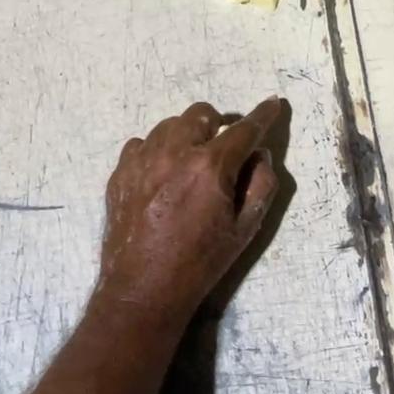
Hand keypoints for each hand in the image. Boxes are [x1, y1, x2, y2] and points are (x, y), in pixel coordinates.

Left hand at [98, 97, 288, 322]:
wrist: (144, 290)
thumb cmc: (202, 262)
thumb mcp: (246, 229)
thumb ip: (261, 184)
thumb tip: (260, 154)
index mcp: (210, 167)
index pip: (244, 129)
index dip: (263, 115)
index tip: (273, 103)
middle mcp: (175, 153)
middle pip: (201, 113)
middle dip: (218, 124)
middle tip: (221, 150)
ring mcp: (142, 161)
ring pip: (169, 125)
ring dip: (186, 136)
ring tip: (189, 164)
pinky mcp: (120, 173)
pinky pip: (141, 143)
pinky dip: (157, 150)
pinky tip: (161, 174)